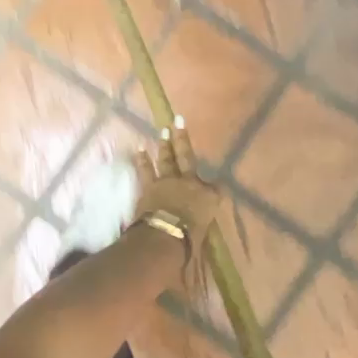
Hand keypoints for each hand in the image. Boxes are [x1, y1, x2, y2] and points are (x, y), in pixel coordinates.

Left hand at [133, 120, 223, 245]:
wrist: (164, 235)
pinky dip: (142, 160)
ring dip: (164, 145)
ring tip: (162, 131)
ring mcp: (166, 182)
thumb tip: (207, 227)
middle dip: (183, 139)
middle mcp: (188, 183)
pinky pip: (145, 169)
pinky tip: (139, 150)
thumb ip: (204, 224)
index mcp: (206, 197)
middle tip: (178, 120)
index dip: (216, 188)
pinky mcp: (148, 187)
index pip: (215, 190)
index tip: (218, 185)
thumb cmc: (189, 237)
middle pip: (186, 157)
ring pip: (165, 159)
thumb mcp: (205, 232)